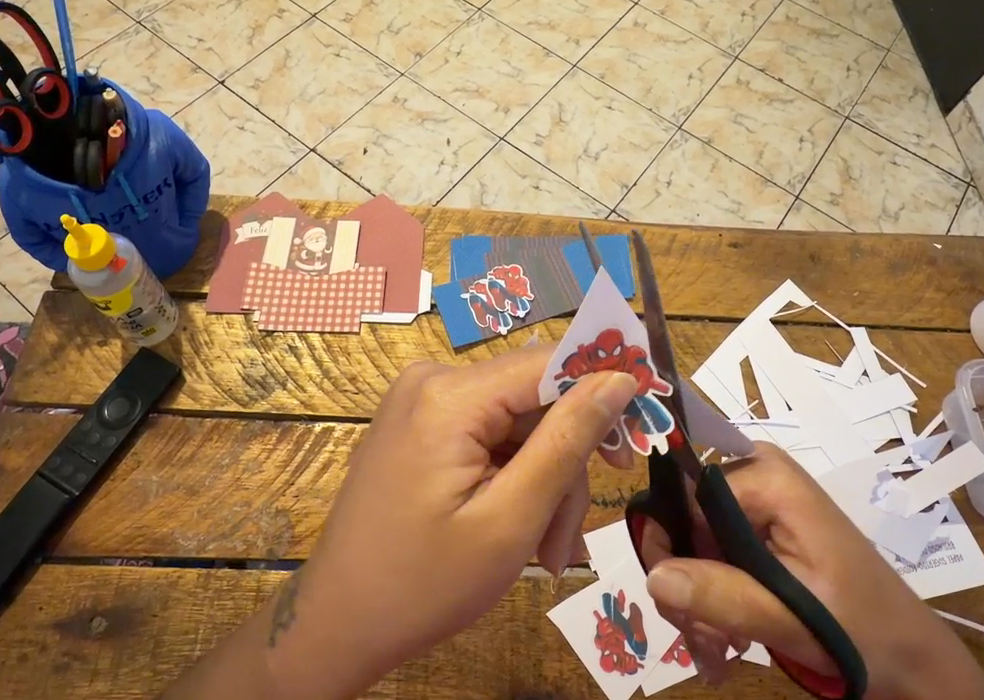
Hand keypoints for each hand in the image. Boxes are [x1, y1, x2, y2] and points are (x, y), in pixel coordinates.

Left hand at [261, 345, 636, 698]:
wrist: (340, 621)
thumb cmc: (425, 583)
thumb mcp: (510, 520)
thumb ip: (567, 442)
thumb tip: (617, 377)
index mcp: (449, 394)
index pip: (549, 362)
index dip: (604, 386)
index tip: (644, 431)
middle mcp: (433, 379)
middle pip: (534, 400)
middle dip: (564, 465)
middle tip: (570, 537)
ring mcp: (422, 400)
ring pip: (518, 424)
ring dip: (541, 483)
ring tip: (543, 551)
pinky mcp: (420, 423)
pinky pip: (489, 435)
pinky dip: (512, 479)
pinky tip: (516, 530)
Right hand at [638, 444, 983, 699]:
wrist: (911, 655)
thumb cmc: (861, 629)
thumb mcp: (791, 618)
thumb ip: (723, 594)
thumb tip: (653, 576)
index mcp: (765, 476)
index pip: (681, 498)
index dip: (670, 554)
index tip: (684, 615)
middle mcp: (753, 472)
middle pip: (683, 521)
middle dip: (685, 587)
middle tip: (708, 645)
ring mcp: (755, 498)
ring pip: (690, 542)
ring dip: (696, 601)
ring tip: (720, 652)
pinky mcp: (757, 524)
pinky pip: (710, 552)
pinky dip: (710, 598)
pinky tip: (725, 641)